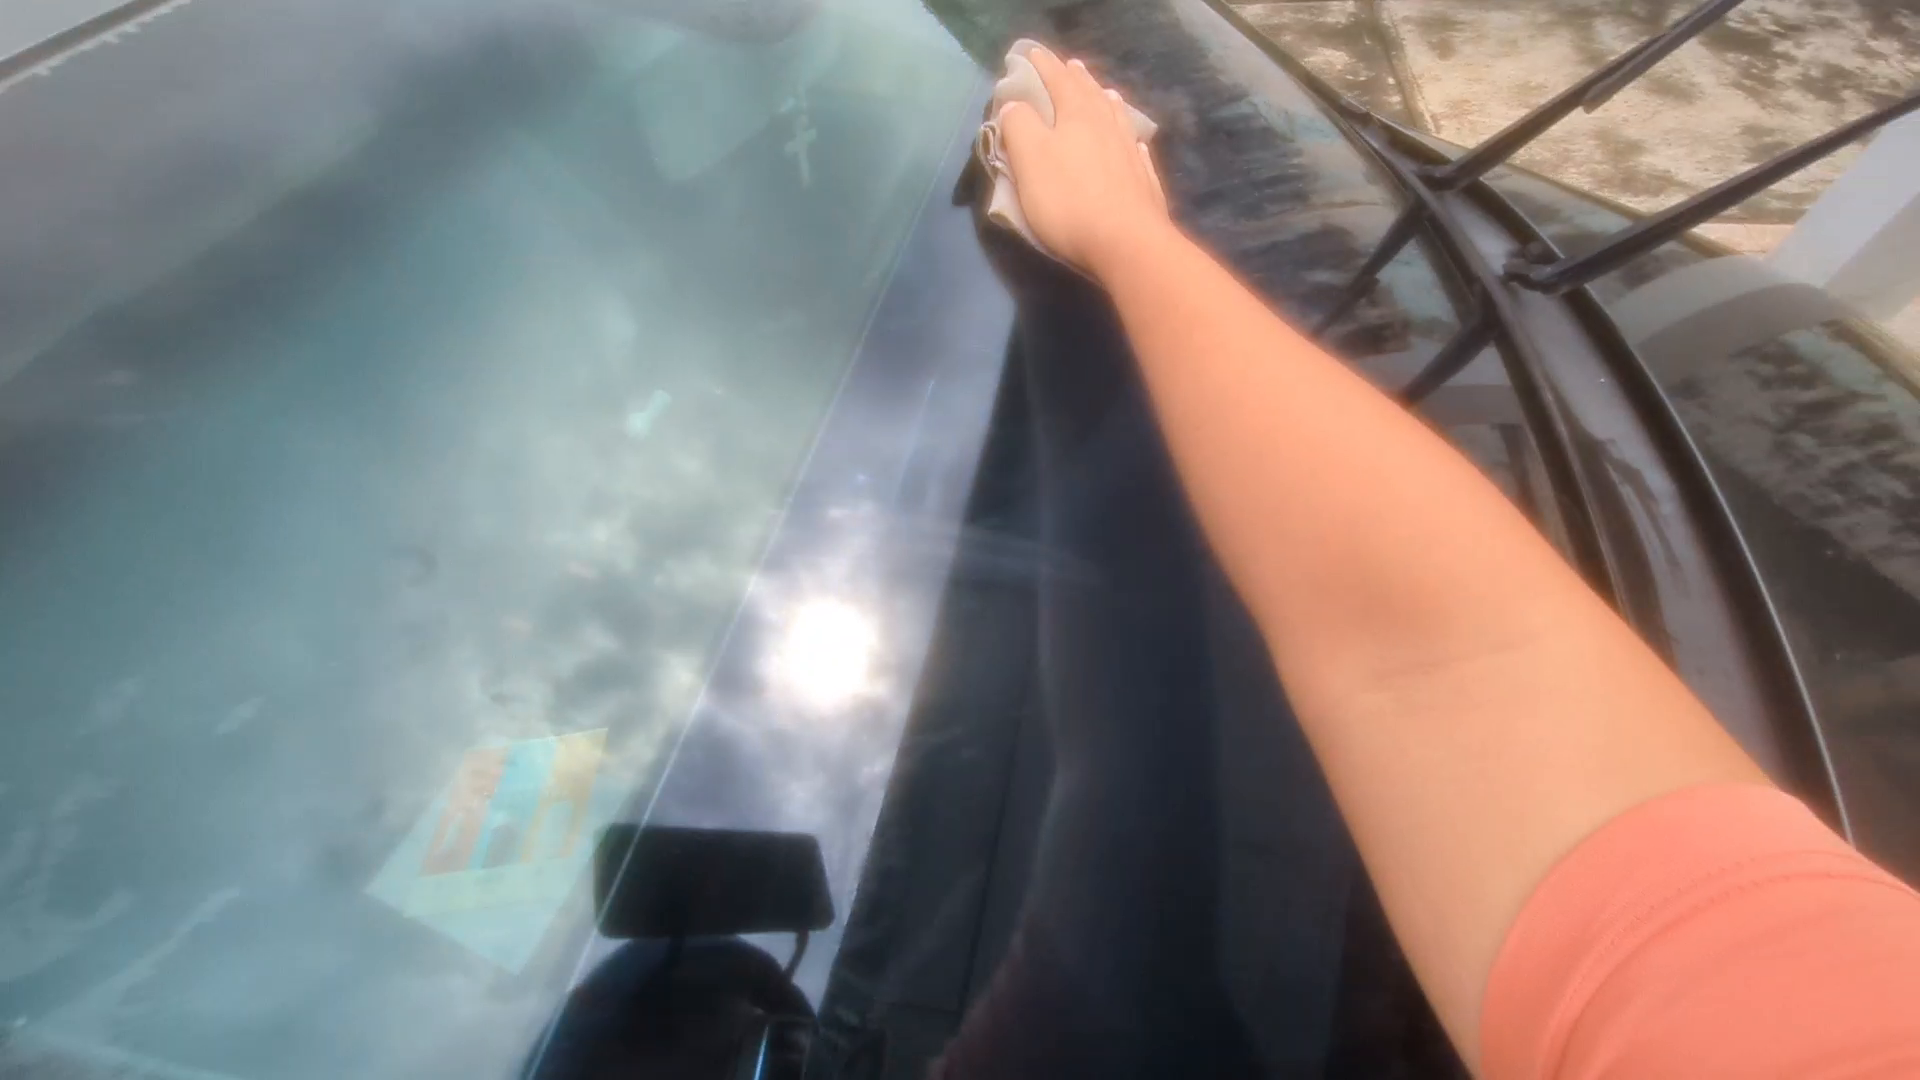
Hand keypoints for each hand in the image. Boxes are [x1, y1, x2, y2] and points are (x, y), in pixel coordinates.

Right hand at [996, 46, 1169, 276]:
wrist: (1124, 243)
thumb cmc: (1068, 201)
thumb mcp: (1030, 160)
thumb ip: (1018, 127)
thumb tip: (1014, 105)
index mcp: (1076, 115)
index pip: (1056, 80)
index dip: (1042, 66)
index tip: (1031, 55)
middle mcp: (1106, 125)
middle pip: (1089, 93)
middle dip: (1075, 78)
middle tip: (1069, 67)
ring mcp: (1130, 151)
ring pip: (1116, 116)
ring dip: (1105, 101)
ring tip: (1102, 94)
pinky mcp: (1144, 181)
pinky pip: (1135, 149)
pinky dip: (1129, 138)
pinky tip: (1133, 141)